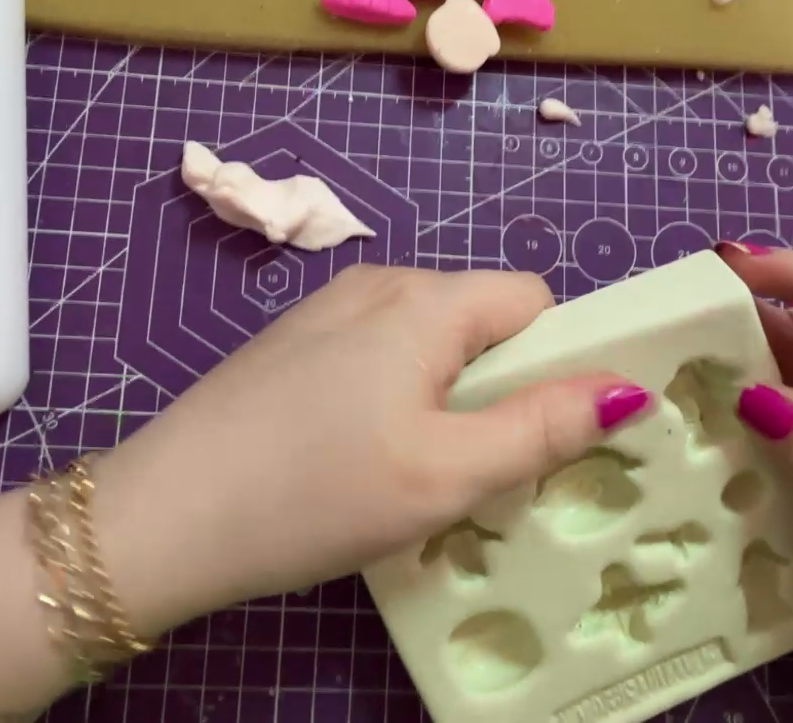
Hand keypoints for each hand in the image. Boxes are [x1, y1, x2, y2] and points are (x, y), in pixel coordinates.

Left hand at [88, 266, 648, 635]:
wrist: (168, 510)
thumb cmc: (318, 490)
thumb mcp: (447, 472)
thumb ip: (541, 427)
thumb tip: (625, 388)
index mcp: (423, 298)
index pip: (532, 301)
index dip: (555, 359)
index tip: (541, 429)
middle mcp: (378, 281)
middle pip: (479, 318)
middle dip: (498, 384)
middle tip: (475, 464)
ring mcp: (329, 307)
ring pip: (427, 338)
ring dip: (446, 393)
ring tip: (415, 467)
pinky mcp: (296, 338)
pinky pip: (377, 351)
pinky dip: (394, 392)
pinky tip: (359, 451)